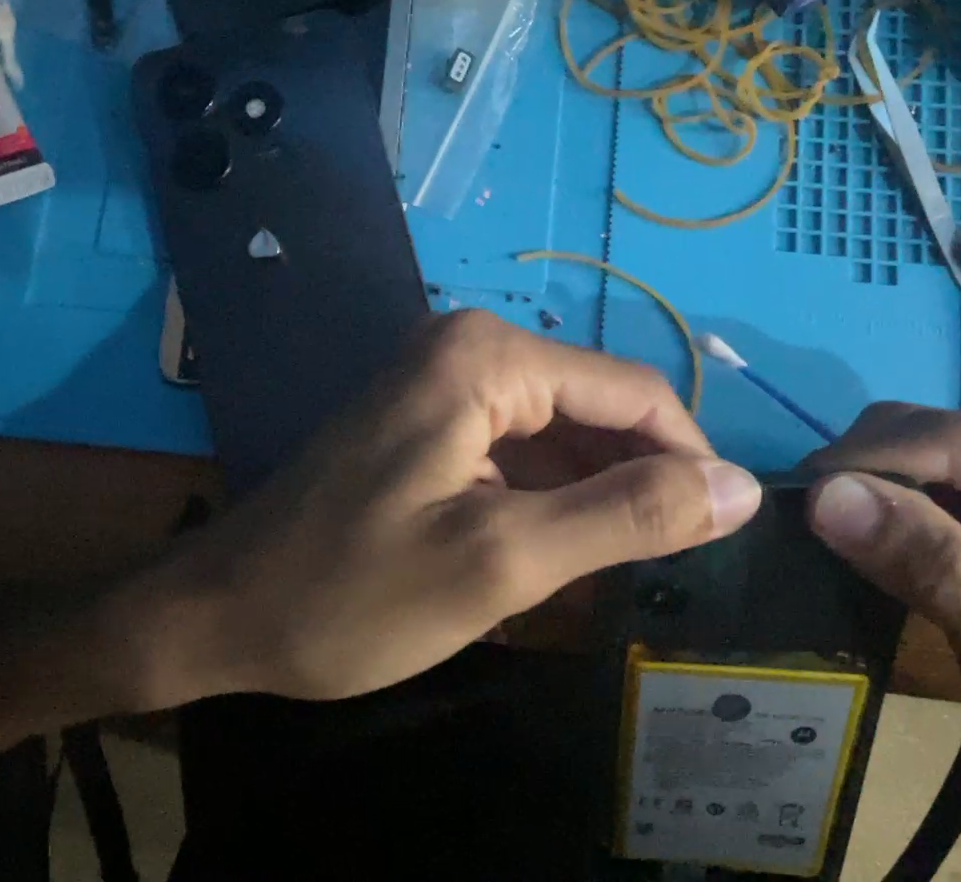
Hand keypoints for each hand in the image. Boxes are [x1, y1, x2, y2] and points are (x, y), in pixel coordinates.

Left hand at [95, 310, 763, 706]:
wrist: (220, 614)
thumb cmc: (353, 593)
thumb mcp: (503, 561)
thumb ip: (626, 517)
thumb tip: (740, 488)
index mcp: (488, 358)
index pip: (633, 392)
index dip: (689, 460)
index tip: (720, 535)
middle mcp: (469, 346)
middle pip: (596, 407)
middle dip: (639, 479)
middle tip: (667, 567)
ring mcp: (442, 380)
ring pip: (561, 431)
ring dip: (597, 493)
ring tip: (620, 568)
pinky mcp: (428, 418)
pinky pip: (518, 446)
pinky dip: (550, 495)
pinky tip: (561, 551)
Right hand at [799, 404, 960, 881]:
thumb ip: (941, 574)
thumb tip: (826, 496)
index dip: (870, 458)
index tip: (791, 499)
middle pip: (936, 435)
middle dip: (863, 470)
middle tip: (803, 525)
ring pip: (920, 459)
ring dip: (865, 489)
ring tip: (819, 536)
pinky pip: (924, 497)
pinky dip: (880, 514)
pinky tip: (855, 546)